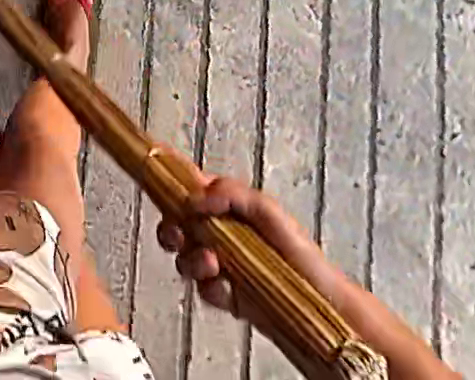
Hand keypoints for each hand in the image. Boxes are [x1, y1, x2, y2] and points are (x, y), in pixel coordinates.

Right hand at [154, 153, 345, 316]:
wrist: (325, 308)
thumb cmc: (300, 252)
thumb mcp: (267, 209)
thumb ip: (229, 193)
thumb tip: (192, 198)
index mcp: (220, 204)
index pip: (185, 182)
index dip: (165, 174)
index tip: (148, 167)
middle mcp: (213, 230)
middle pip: (171, 220)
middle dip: (168, 227)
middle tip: (178, 233)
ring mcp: (216, 261)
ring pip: (181, 255)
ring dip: (189, 259)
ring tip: (210, 264)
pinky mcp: (222, 292)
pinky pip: (201, 288)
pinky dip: (209, 288)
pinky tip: (226, 288)